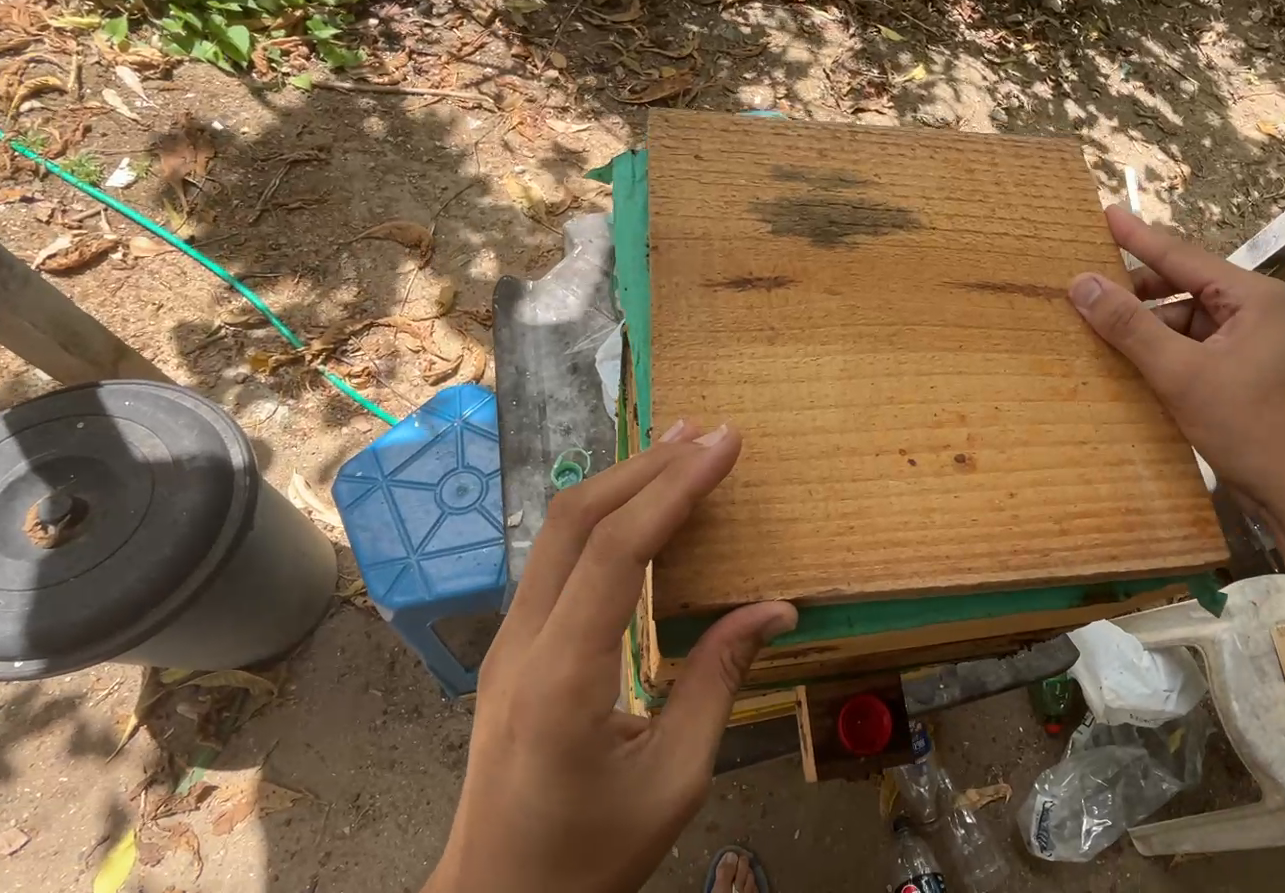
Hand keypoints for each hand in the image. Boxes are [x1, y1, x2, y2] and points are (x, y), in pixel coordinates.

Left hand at [425, 422, 796, 892]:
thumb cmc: (591, 852)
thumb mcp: (674, 779)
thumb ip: (720, 680)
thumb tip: (776, 607)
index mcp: (563, 677)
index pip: (621, 551)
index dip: (676, 487)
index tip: (724, 446)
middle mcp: (523, 640)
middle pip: (579, 520)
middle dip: (648, 466)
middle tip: (708, 433)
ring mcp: (508, 638)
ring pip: (559, 531)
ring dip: (622, 481)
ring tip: (678, 449)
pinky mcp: (512, 644)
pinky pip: (557, 557)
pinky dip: (604, 515)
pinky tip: (639, 506)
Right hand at [1067, 206, 1284, 514]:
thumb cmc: (1254, 427)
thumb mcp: (1182, 374)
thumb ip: (1129, 326)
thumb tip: (1081, 284)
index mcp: (1252, 297)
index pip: (1182, 255)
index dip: (1137, 237)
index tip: (1104, 215)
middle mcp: (1256, 312)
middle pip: (1183, 288)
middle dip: (1137, 294)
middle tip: (1088, 296)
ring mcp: (1253, 346)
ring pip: (1186, 323)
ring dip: (1147, 331)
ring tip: (1103, 341)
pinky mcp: (1246, 377)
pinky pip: (1194, 351)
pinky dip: (1164, 357)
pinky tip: (1135, 371)